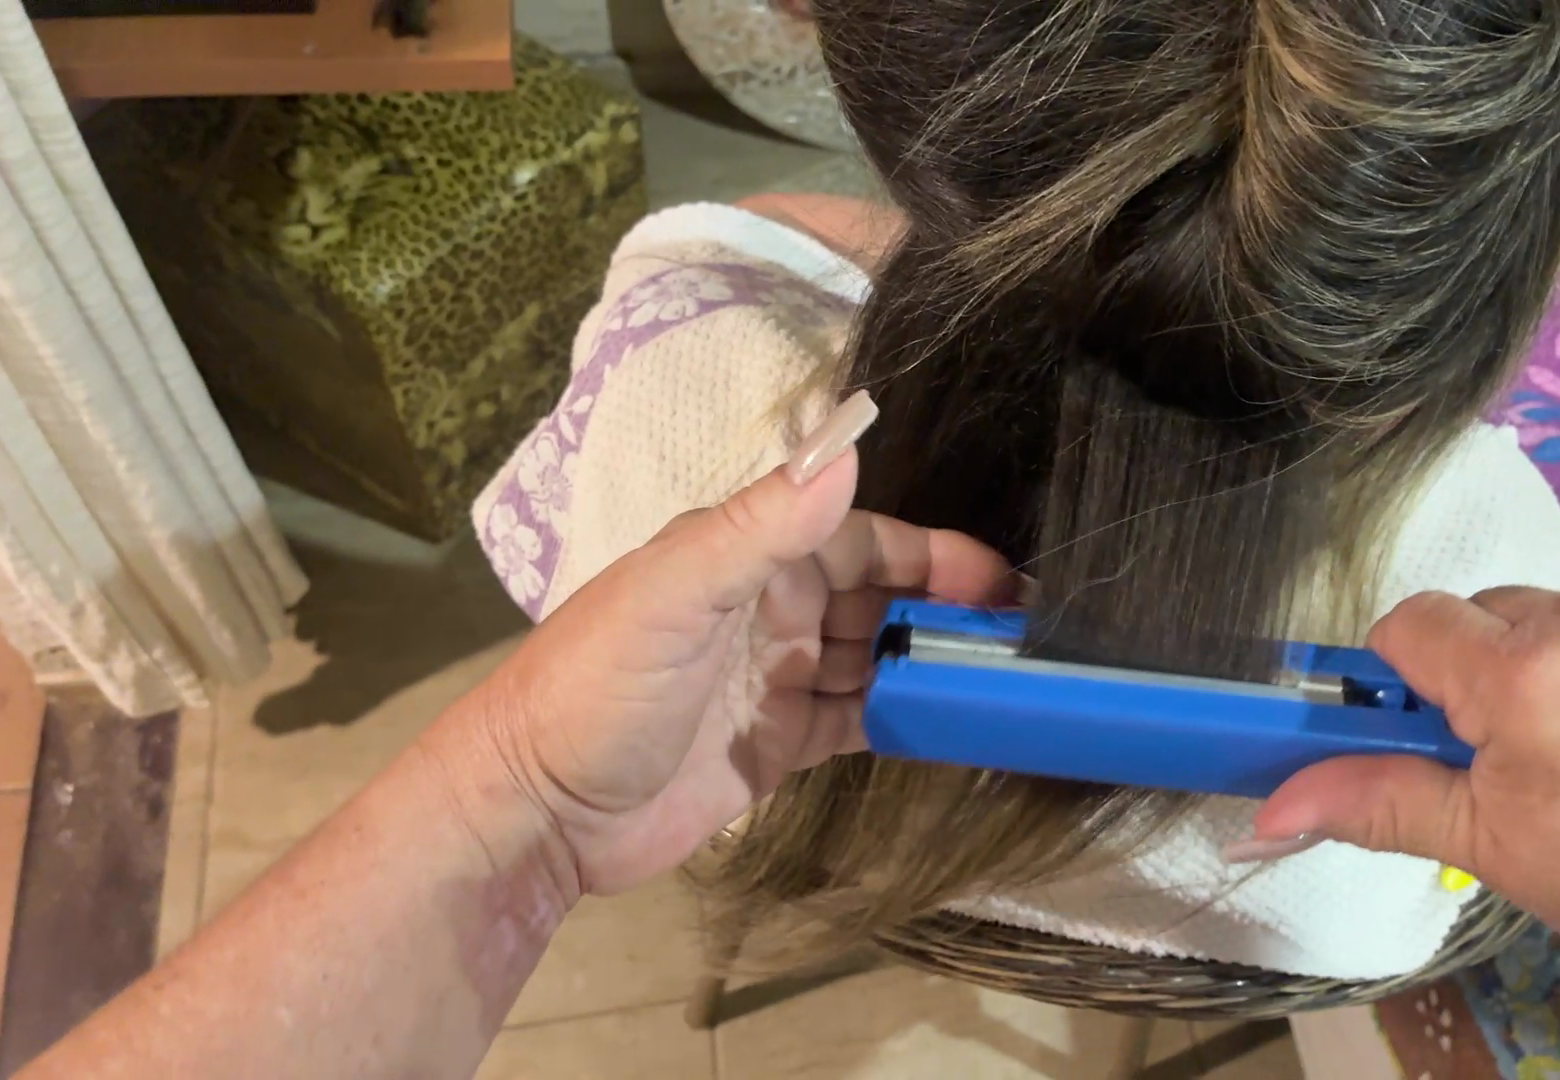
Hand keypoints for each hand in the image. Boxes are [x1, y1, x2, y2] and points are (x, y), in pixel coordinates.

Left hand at [464, 396, 1014, 894]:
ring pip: (876, 656)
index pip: (865, 541)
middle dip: (944, 611)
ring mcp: (783, 676)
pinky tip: (946, 723)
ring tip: (998, 681)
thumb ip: (761, 526)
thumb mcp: (677, 595)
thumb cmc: (602, 687)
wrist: (541, 812)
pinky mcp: (784, 739)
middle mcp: (778, 608)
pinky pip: (859, 715)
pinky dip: (900, 716)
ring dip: (929, 663)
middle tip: (1017, 639)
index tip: (1000, 582)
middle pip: (881, 597)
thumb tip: (849, 449)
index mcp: (756, 558)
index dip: (933, 555)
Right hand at [1251, 578, 1559, 1015]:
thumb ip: (1368, 804)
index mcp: (1527, 676)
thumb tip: (1263, 816)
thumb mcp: (1492, 851)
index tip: (1438, 727)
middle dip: (1475, 671)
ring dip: (1546, 661)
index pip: (1406, 624)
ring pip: (1547, 609)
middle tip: (1520, 748)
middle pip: (1476, 613)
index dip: (1405, 675)